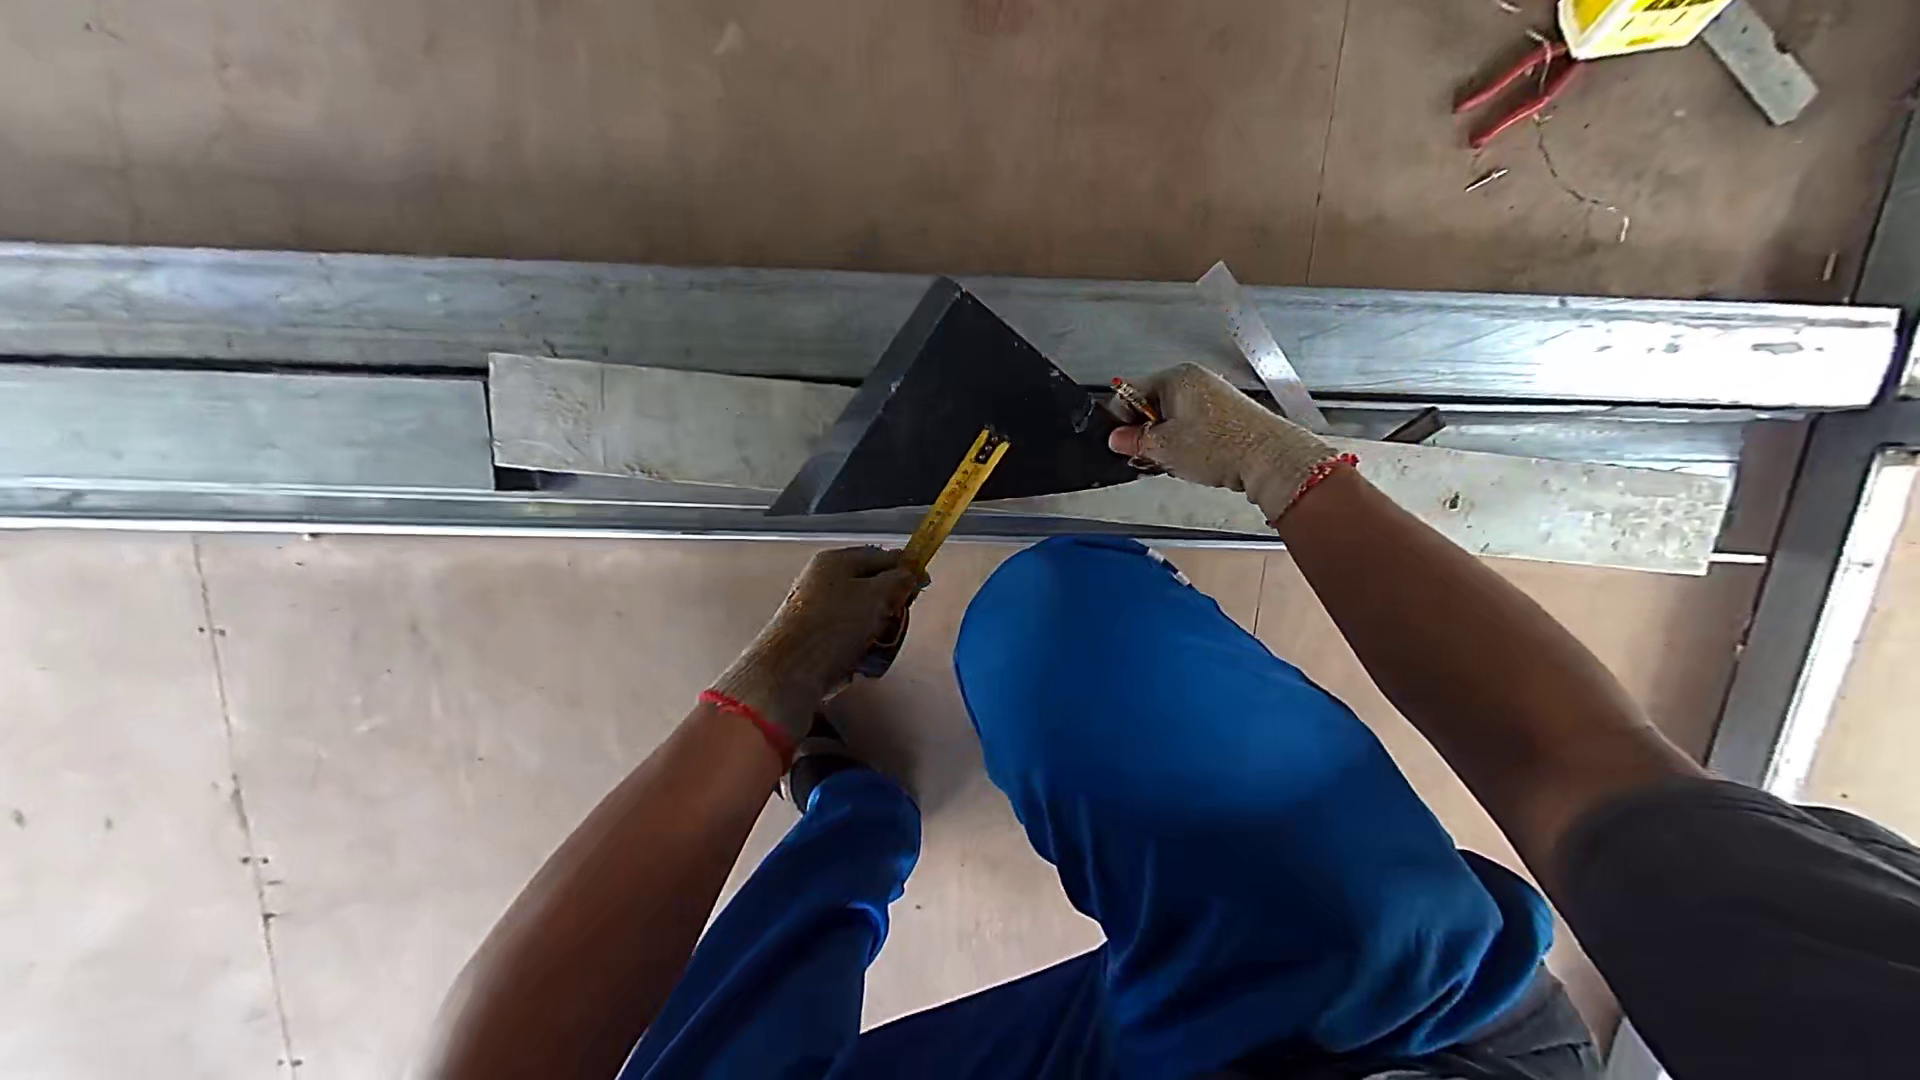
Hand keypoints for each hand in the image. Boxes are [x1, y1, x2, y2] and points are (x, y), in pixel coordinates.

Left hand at [709, 547, 919, 739]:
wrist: (792, 670)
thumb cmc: (835, 626)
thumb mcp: (878, 596)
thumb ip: (900, 579)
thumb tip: (912, 572)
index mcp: (836, 560)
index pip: (881, 554)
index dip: (906, 567)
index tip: (923, 584)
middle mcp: (822, 578)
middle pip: (871, 582)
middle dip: (890, 600)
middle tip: (900, 616)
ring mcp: (815, 606)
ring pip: (861, 609)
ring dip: (877, 624)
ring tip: (881, 639)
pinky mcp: (813, 633)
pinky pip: (847, 630)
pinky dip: (860, 640)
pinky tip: (864, 652)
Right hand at [1108, 362, 1339, 521]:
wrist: (1269, 459)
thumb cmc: (1222, 445)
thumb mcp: (1162, 447)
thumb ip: (1132, 441)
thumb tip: (1117, 439)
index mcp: (1176, 377)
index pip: (1130, 393)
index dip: (1121, 420)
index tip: (1120, 443)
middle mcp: (1195, 381)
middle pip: (1152, 406)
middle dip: (1144, 433)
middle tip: (1145, 457)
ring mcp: (1212, 398)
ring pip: (1172, 419)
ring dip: (1164, 442)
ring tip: (1171, 462)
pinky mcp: (1225, 416)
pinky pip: (1192, 427)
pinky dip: (1185, 444)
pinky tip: (1190, 462)